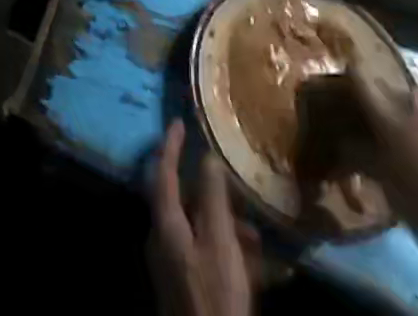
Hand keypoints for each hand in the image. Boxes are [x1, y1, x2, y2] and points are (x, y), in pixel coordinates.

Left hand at [149, 119, 257, 315]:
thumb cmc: (216, 294)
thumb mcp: (220, 242)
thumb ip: (213, 198)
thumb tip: (207, 158)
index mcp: (165, 223)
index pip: (162, 172)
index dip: (170, 145)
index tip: (179, 122)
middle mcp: (161, 238)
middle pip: (183, 201)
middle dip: (213, 195)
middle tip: (238, 196)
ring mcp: (171, 262)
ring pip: (199, 228)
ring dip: (226, 226)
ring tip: (256, 239)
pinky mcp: (184, 281)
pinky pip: (204, 251)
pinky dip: (227, 249)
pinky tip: (256, 266)